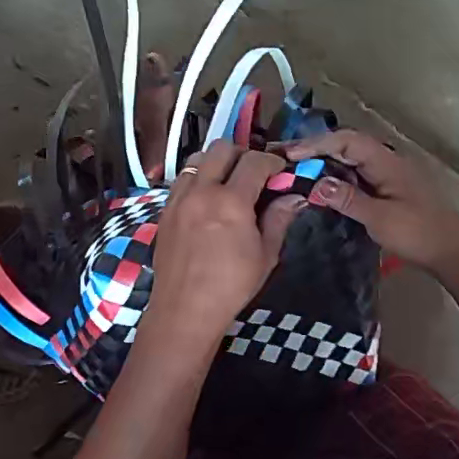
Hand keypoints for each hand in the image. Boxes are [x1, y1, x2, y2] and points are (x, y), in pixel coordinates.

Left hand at [145, 141, 306, 339]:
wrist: (185, 309)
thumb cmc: (231, 286)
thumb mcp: (265, 255)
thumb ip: (278, 219)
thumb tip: (293, 197)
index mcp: (231, 202)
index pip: (255, 162)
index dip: (272, 162)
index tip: (280, 171)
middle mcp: (202, 192)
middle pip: (222, 148)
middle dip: (242, 154)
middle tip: (253, 173)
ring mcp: (179, 200)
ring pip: (197, 160)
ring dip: (216, 163)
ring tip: (227, 183)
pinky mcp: (165, 211)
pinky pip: (181, 180)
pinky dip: (196, 179)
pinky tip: (206, 199)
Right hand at [278, 129, 458, 268]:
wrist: (451, 253)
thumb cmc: (417, 234)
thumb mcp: (379, 219)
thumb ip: (347, 199)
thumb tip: (316, 184)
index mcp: (387, 163)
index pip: (347, 140)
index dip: (316, 144)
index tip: (289, 154)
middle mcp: (388, 162)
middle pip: (347, 145)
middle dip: (315, 149)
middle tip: (285, 157)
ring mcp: (389, 174)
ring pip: (351, 159)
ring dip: (324, 161)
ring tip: (296, 168)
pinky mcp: (388, 188)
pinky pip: (357, 173)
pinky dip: (336, 175)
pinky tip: (320, 184)